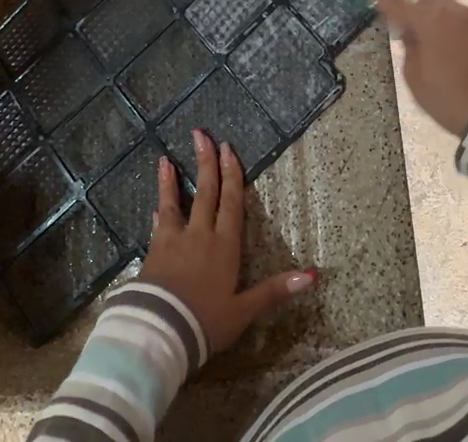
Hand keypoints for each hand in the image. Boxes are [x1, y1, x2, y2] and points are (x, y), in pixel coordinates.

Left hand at [137, 130, 314, 355]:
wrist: (160, 331)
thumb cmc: (206, 321)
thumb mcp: (244, 310)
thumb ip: (275, 291)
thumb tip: (312, 275)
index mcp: (225, 246)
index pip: (231, 203)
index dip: (231, 175)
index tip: (227, 148)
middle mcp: (200, 236)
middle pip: (205, 193)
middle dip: (206, 163)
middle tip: (201, 135)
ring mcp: (174, 242)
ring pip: (176, 204)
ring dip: (172, 182)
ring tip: (165, 160)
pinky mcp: (154, 253)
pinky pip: (159, 227)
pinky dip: (159, 214)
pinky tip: (156, 208)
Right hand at [367, 0, 467, 136]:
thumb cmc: (447, 98)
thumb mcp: (415, 79)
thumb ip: (410, 49)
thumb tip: (412, 34)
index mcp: (431, 22)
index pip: (398, 5)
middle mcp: (458, 14)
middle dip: (421, 10)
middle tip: (416, 31)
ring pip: (457, 12)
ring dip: (446, 23)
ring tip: (444, 50)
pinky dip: (466, 38)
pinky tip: (467, 60)